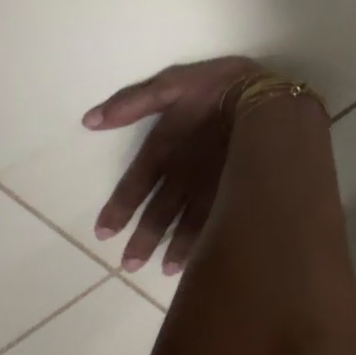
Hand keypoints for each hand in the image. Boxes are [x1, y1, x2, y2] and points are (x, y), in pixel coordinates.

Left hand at [83, 56, 263, 274]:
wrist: (266, 97)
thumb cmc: (217, 87)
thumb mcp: (172, 84)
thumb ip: (133, 102)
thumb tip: (89, 121)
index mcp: (165, 149)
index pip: (136, 185)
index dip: (120, 209)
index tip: (104, 234)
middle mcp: (184, 173)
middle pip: (161, 212)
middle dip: (146, 239)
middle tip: (129, 265)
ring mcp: (212, 183)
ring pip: (190, 222)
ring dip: (177, 247)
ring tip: (168, 271)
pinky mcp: (236, 186)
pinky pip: (219, 220)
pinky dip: (211, 239)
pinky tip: (210, 254)